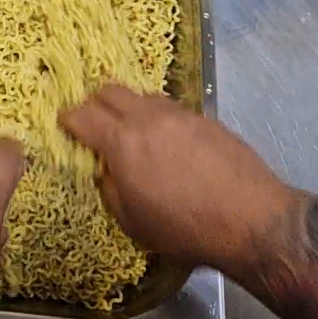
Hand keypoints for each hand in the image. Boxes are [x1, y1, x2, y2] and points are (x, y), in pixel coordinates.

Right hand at [60, 85, 298, 280]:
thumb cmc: (185, 228)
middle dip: (95, 103)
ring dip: (130, 108)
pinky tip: (169, 143)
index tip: (65, 123)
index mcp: (121, 141)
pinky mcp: (205, 119)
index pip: (83, 115)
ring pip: (142, 96)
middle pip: (110, 90)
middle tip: (95, 122)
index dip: (68, 118)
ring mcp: (179, 114)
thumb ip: (110, 188)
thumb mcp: (132, 221)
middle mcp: (147, 118)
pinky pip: (171, 109)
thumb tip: (107, 169)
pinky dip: (159, 119)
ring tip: (134, 132)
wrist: (252, 220)